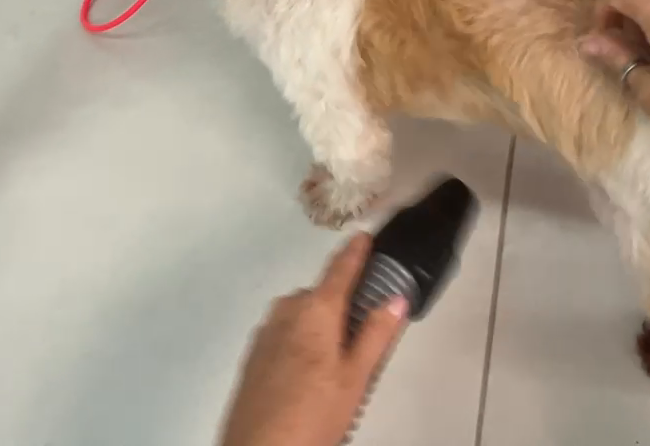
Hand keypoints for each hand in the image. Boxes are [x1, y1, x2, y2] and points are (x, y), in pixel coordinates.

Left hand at [219, 234, 408, 445]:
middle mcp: (287, 309)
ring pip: (301, 316)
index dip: (355, 251)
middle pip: (321, 296)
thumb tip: (397, 297)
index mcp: (315, 309)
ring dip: (318, 327)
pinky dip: (298, 342)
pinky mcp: (252, 355)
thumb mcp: (355, 380)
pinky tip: (305, 378)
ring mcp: (265, 331)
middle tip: (358, 340)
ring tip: (332, 369)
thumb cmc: (313, 416)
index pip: (341, 268)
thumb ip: (376, 334)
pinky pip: (284, 334)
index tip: (365, 234)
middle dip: (340, 307)